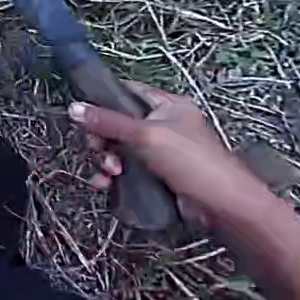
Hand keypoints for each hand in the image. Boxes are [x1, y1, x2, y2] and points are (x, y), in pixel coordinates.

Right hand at [70, 82, 278, 226]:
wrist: (224, 207)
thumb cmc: (194, 162)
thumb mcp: (146, 135)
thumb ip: (108, 122)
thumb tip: (75, 108)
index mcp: (168, 105)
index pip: (129, 92)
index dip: (105, 100)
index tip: (86, 113)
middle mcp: (164, 125)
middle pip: (118, 123)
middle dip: (103, 138)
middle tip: (98, 149)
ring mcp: (161, 151)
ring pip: (120, 149)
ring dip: (107, 160)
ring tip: (110, 171)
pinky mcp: (157, 175)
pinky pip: (127, 169)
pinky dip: (114, 176)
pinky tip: (107, 184)